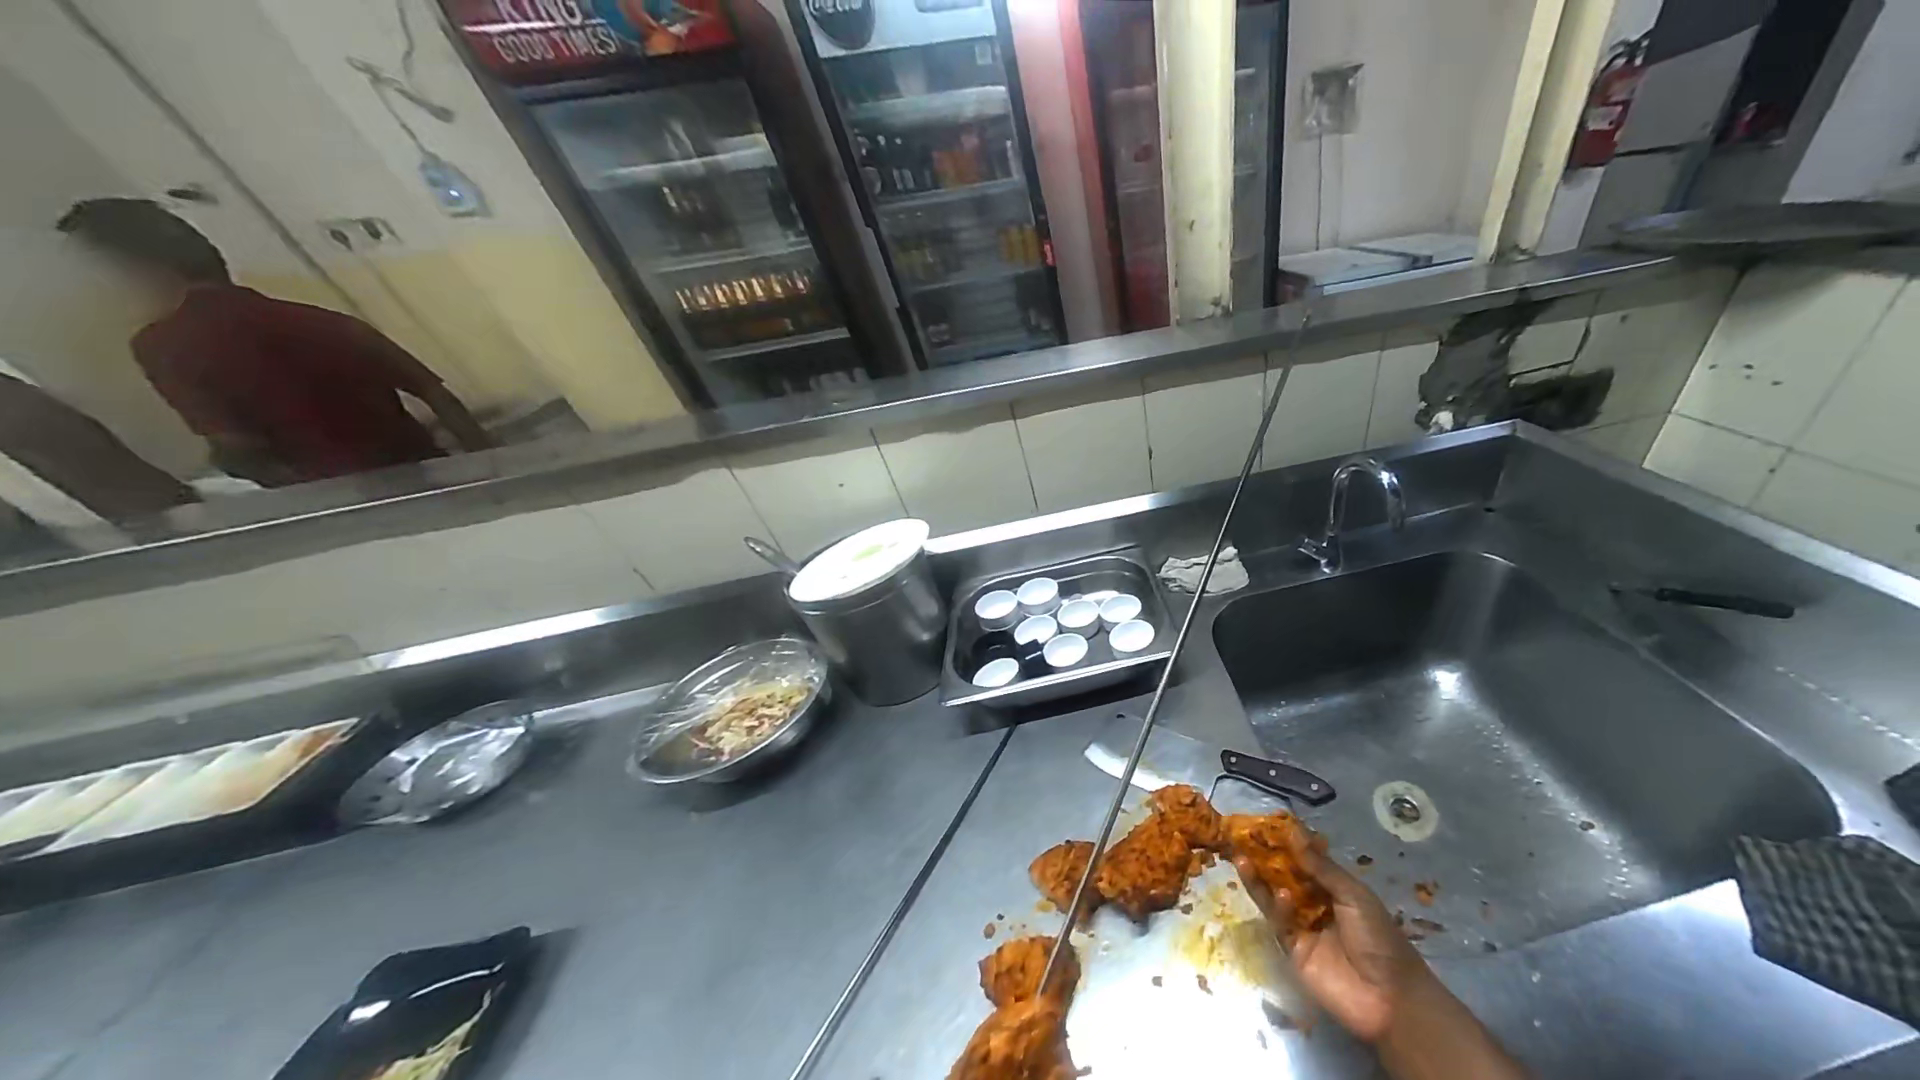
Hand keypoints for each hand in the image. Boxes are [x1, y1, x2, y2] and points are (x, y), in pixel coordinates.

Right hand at [1234, 838, 1431, 1043]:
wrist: (1390, 998)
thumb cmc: (1379, 938)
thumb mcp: (1354, 895)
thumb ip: (1321, 867)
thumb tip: (1293, 832)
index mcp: (1334, 888)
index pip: (1304, 859)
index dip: (1286, 843)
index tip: (1264, 823)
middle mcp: (1314, 902)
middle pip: (1283, 876)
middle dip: (1263, 858)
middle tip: (1240, 839)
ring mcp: (1301, 925)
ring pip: (1272, 896)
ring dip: (1258, 878)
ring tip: (1242, 858)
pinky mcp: (1291, 948)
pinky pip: (1278, 922)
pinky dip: (1276, 906)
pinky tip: (1280, 896)